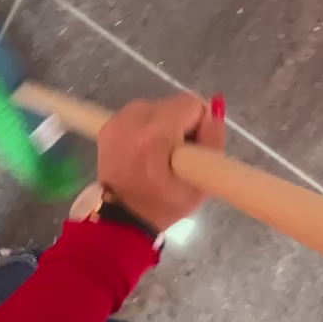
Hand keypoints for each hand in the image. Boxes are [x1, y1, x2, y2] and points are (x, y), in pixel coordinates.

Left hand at [95, 92, 224, 233]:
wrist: (122, 217)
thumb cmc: (164, 204)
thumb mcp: (201, 183)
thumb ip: (213, 142)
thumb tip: (214, 112)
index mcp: (155, 133)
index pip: (192, 104)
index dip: (199, 126)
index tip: (192, 149)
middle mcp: (133, 119)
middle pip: (173, 105)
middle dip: (181, 125)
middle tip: (177, 155)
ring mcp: (118, 120)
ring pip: (157, 108)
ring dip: (164, 125)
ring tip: (159, 155)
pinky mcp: (108, 125)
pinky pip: (139, 115)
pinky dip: (146, 128)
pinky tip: (143, 152)